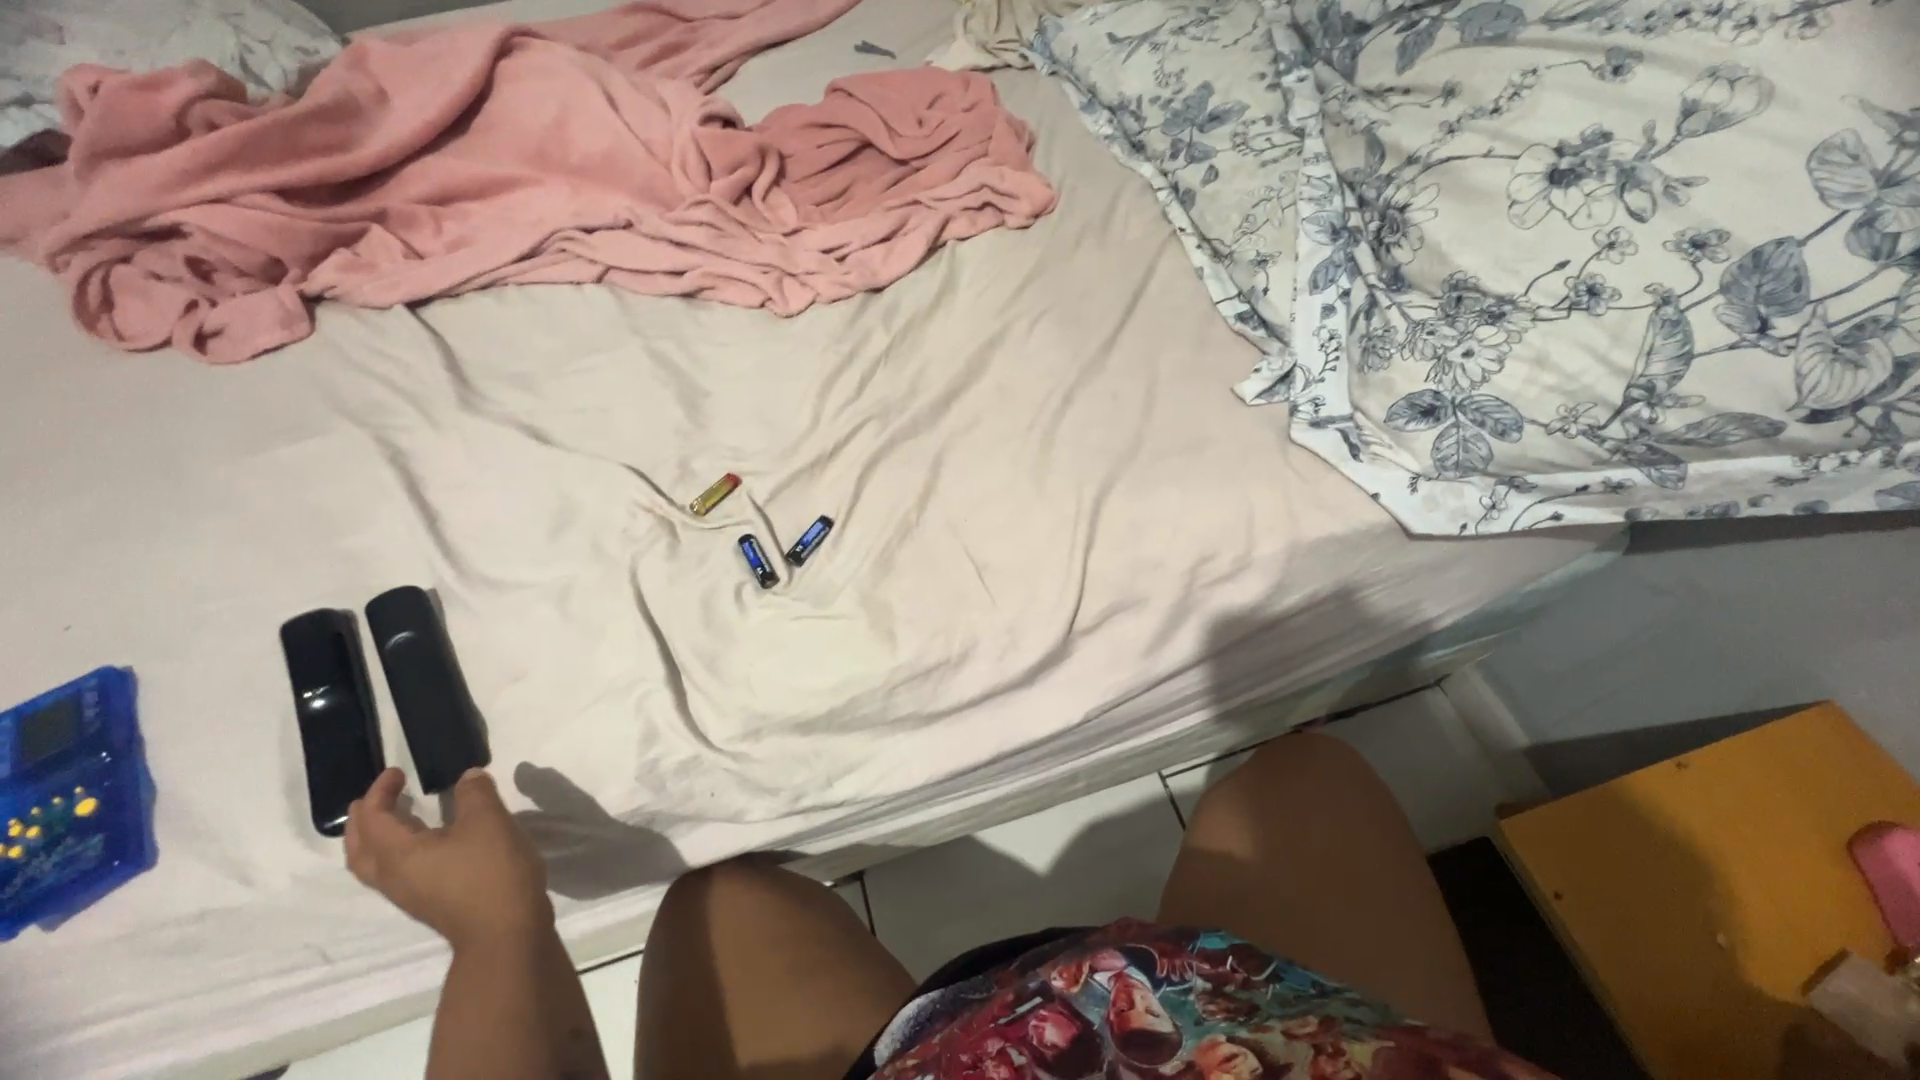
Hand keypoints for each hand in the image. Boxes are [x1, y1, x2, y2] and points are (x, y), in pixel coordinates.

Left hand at [345, 767, 551, 949]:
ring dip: (373, 838)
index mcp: (398, 853)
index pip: (373, 818)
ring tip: (394, 819)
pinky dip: (394, 852)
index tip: (398, 771)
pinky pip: (393, 872)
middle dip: (362, 819)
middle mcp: (392, 876)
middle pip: (359, 847)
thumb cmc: (491, 872)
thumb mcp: (489, 821)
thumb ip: (475, 793)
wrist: (505, 932)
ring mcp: (408, 894)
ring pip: (372, 864)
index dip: (380, 792)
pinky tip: (424, 845)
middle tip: (377, 798)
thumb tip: (467, 777)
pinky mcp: (427, 903)